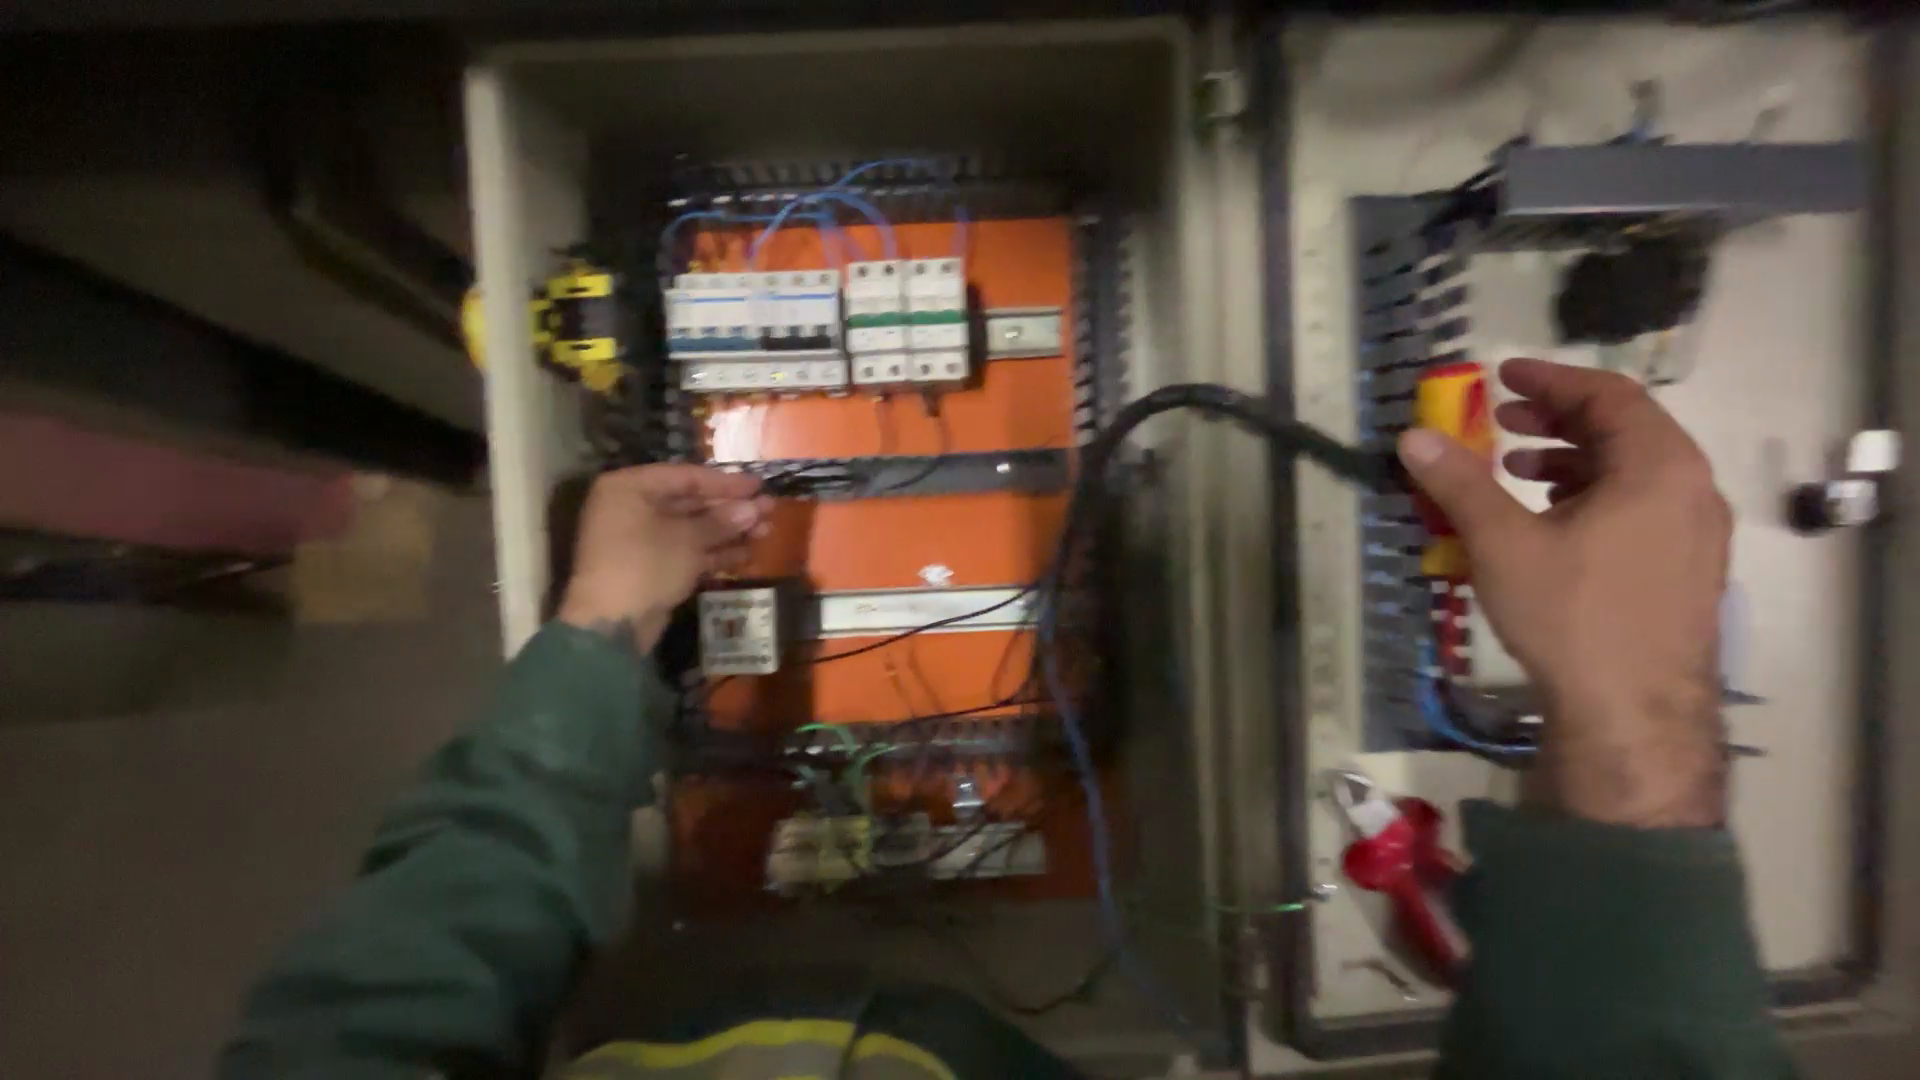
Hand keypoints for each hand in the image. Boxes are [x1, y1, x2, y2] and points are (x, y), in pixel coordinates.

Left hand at [556, 465, 768, 653]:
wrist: (613, 624)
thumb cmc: (646, 564)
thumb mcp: (688, 539)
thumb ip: (723, 521)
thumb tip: (755, 508)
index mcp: (630, 488)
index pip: (686, 477)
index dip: (726, 482)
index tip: (759, 485)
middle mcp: (632, 508)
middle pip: (690, 502)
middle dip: (731, 509)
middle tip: (769, 509)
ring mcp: (640, 539)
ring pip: (692, 529)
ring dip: (729, 531)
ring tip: (766, 531)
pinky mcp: (651, 566)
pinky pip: (687, 551)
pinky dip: (714, 552)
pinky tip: (747, 554)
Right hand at [1397, 359, 1731, 827]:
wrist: (1632, 709)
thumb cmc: (1570, 612)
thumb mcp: (1502, 541)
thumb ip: (1459, 483)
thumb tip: (1414, 437)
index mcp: (1658, 469)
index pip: (1610, 397)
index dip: (1552, 379)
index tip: (1503, 374)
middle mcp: (1689, 491)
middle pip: (1624, 430)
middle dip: (1557, 418)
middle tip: (1502, 420)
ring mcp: (1691, 533)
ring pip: (1630, 472)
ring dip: (1569, 458)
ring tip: (1513, 469)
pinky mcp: (1679, 568)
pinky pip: (1635, 506)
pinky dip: (1586, 495)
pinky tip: (1545, 522)